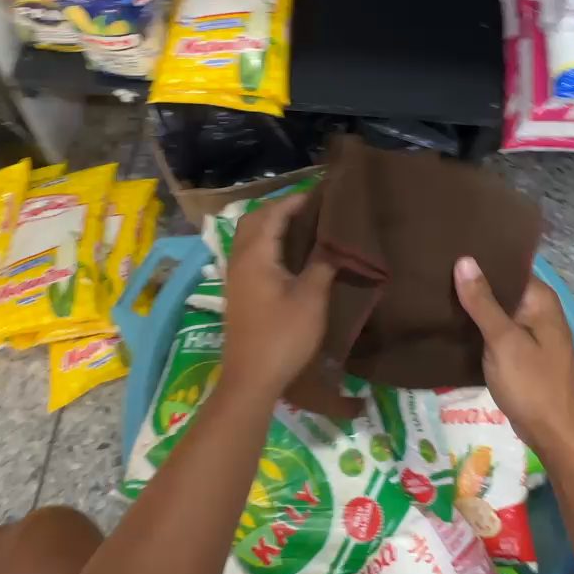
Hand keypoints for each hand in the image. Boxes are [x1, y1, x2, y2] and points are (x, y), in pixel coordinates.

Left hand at [219, 192, 334, 402]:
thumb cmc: (283, 336)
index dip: (295, 201)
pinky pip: (251, 253)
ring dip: (272, 226)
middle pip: (255, 220)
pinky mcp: (239, 291)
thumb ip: (323, 264)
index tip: (321, 194)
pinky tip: (290, 255)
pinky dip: (268, 243)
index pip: (273, 214)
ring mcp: (236, 276)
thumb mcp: (311, 298)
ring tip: (304, 226)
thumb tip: (337, 241)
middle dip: (280, 209)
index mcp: (255, 254)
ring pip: (250, 237)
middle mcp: (239, 259)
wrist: (251, 379)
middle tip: (312, 208)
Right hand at [454, 257, 573, 459]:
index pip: (507, 266)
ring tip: (434, 291)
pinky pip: (496, 331)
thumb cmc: (533, 385)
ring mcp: (531, 334)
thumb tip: (464, 259)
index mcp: (540, 299)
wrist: (557, 437)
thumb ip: (482, 302)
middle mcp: (538, 310)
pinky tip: (451, 324)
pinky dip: (478, 328)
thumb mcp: (503, 341)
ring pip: (496, 311)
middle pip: (501, 288)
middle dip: (471, 282)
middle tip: (433, 270)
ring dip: (473, 306)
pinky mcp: (521, 354)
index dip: (480, 258)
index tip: (447, 249)